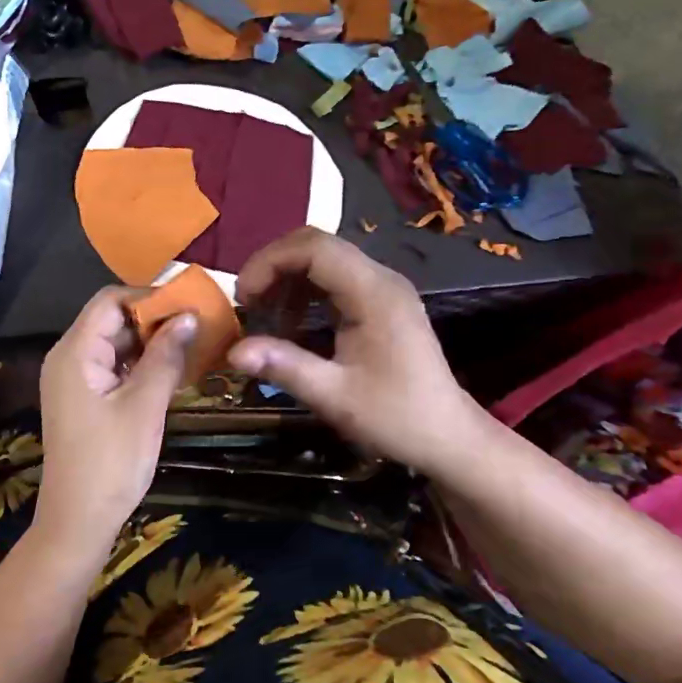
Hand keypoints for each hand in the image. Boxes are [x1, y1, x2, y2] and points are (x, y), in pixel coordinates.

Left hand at [36, 287, 196, 546]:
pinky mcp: (84, 398)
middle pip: (112, 319)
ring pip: (115, 343)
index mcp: (75, 352)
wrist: (78, 522)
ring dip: (151, 342)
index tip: (190, 305)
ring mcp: (74, 379)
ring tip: (193, 345)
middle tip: (199, 325)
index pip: (110, 300)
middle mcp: (69, 358)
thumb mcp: (144, 406)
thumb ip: (166, 356)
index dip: (150, 297)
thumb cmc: (111, 463)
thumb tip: (190, 316)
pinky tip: (172, 370)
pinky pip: (114, 366)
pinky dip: (141, 363)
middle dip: (155, 319)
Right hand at [229, 228, 488, 473]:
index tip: (243, 298)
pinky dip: (305, 293)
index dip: (270, 262)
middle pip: (317, 245)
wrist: (448, 438)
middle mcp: (380, 279)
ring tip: (264, 317)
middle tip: (248, 304)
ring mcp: (382, 288)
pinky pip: (334, 280)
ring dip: (287, 279)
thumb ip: (284, 367)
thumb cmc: (396, 418)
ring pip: (324, 259)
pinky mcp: (380, 302)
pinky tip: (291, 326)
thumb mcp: (335, 396)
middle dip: (274, 267)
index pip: (314, 247)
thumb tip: (233, 352)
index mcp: (374, 292)